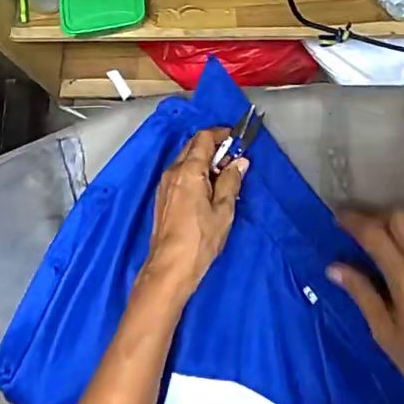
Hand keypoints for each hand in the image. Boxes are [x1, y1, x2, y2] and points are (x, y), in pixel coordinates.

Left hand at [139, 128, 248, 301]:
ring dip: (204, 160)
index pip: (204, 138)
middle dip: (213, 146)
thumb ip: (231, 181)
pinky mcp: (162, 198)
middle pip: (193, 146)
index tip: (236, 139)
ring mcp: (164, 185)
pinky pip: (180, 174)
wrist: (169, 269)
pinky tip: (207, 190)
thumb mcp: (224, 209)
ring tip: (223, 176)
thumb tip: (240, 162)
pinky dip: (194, 172)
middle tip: (233, 159)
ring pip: (185, 160)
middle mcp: (173, 172)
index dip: (221, 133)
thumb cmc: (200, 239)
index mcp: (188, 170)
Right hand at [329, 209, 403, 403]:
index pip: (376, 235)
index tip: (338, 217)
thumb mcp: (385, 333)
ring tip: (382, 235)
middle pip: (399, 217)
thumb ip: (362, 294)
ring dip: (398, 219)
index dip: (354, 221)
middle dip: (376, 217)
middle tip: (358, 229)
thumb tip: (334, 267)